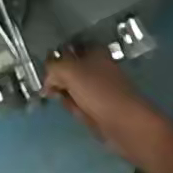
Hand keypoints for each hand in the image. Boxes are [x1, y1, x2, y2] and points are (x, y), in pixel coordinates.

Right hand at [43, 50, 168, 157]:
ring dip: (65, 94)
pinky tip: (75, 112)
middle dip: (58, 78)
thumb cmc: (99, 92)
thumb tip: (47, 77)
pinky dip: (75, 108)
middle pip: (69, 67)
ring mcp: (99, 87)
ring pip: (73, 87)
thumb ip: (53, 68)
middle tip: (50, 89)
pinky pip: (81, 104)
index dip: (55, 57)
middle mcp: (97, 65)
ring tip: (63, 100)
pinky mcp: (101, 107)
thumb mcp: (70, 72)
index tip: (45, 70)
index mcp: (93, 50)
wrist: (127, 125)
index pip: (68, 47)